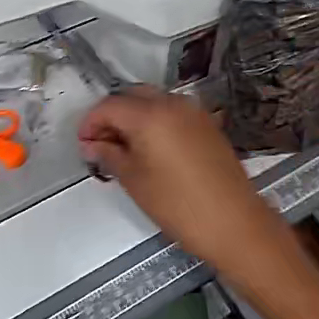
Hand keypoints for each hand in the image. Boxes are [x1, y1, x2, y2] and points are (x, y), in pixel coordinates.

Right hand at [78, 87, 296, 280]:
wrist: (235, 222)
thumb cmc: (178, 205)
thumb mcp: (135, 181)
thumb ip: (110, 155)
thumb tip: (92, 144)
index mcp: (150, 114)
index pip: (109, 106)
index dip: (90, 123)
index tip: (83, 145)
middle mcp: (173, 103)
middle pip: (132, 97)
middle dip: (112, 116)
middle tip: (101, 146)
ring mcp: (195, 112)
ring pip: (154, 103)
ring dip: (135, 118)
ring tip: (125, 150)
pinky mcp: (208, 125)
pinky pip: (174, 113)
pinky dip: (156, 124)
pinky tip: (151, 150)